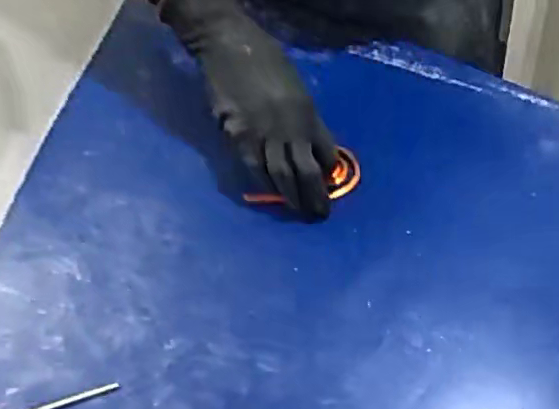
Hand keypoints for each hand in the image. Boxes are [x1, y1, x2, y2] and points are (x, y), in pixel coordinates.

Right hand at [161, 0, 339, 219]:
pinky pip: (256, 170)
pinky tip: (270, 195)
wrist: (229, 43)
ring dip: (292, 199)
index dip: (329, 173)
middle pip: (308, 174)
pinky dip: (265, 186)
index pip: (327, 154)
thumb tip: (313, 150)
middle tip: (319, 215)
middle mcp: (290, 128)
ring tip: (298, 211)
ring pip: (283, 178)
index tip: (329, 186)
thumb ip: (306, 119)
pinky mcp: (240, 138)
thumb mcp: (297, 89)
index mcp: (308, 115)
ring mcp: (265, 135)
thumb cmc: (265, 62)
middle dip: (316, 198)